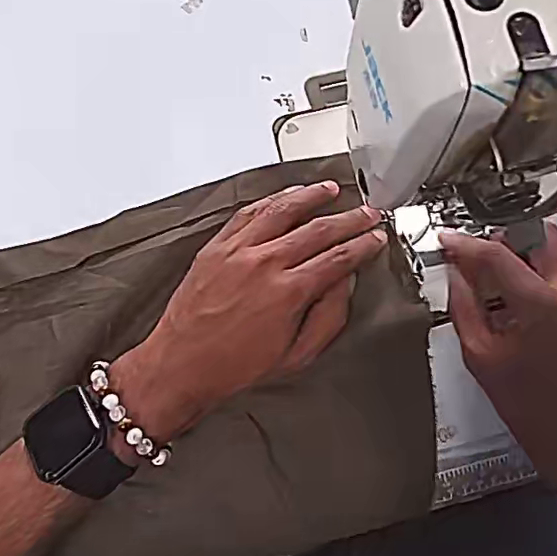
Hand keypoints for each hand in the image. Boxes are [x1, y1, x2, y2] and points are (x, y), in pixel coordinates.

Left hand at [110, 181, 388, 449]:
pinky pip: (248, 213)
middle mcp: (264, 265)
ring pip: (283, 210)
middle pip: (317, 229)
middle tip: (366, 213)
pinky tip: (285, 196)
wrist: (181, 364)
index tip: (374, 238)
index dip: (362, 245)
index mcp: (288, 292)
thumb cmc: (234, 366)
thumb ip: (328, 317)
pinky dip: (271, 200)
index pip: (337, 257)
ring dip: (311, 196)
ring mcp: (237, 251)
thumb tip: (345, 284)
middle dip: (348, 218)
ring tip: (330, 189)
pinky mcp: (216, 247)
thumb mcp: (296, 355)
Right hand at [442, 222, 556, 491]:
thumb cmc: (537, 410)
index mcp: (542, 305)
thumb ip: (464, 306)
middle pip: (538, 235)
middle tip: (481, 254)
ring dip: (534, 246)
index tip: (452, 242)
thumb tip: (457, 276)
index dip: (466, 244)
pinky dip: (556, 263)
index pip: (497, 254)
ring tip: (509, 266)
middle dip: (504, 238)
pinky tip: (535, 284)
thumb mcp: (482, 357)